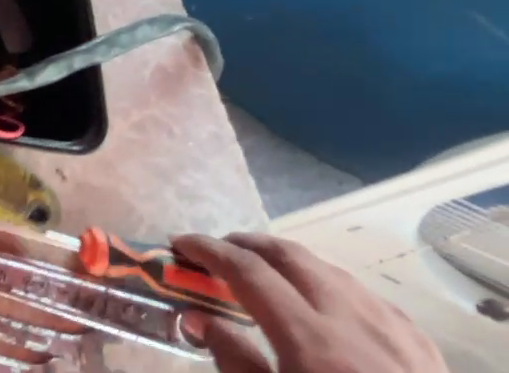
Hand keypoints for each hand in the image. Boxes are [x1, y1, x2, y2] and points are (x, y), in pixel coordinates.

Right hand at [173, 233, 447, 372]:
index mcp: (310, 339)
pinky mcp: (425, 348)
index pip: (246, 270)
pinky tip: (325, 305)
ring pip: (331, 270)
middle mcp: (352, 321)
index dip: (207, 249)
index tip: (179, 245)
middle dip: (245, 244)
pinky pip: (370, 297)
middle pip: (289, 256)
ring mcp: (395, 332)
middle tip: (218, 252)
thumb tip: (197, 316)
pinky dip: (333, 287)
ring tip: (267, 274)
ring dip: (289, 262)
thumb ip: (234, 359)